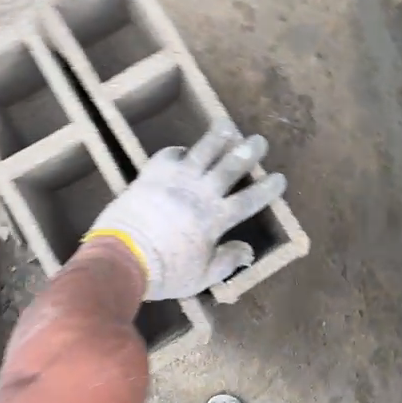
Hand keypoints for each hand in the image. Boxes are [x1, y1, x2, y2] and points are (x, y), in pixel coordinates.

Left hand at [82, 121, 288, 300]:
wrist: (122, 257)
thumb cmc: (165, 272)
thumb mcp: (201, 277)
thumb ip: (226, 261)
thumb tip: (247, 252)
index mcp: (217, 218)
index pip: (250, 199)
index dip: (267, 188)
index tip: (279, 178)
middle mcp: (201, 192)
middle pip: (231, 166)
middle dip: (248, 152)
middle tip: (259, 141)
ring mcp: (177, 179)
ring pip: (203, 151)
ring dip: (217, 137)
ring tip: (227, 125)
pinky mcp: (152, 174)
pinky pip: (169, 155)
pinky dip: (179, 151)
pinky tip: (184, 150)